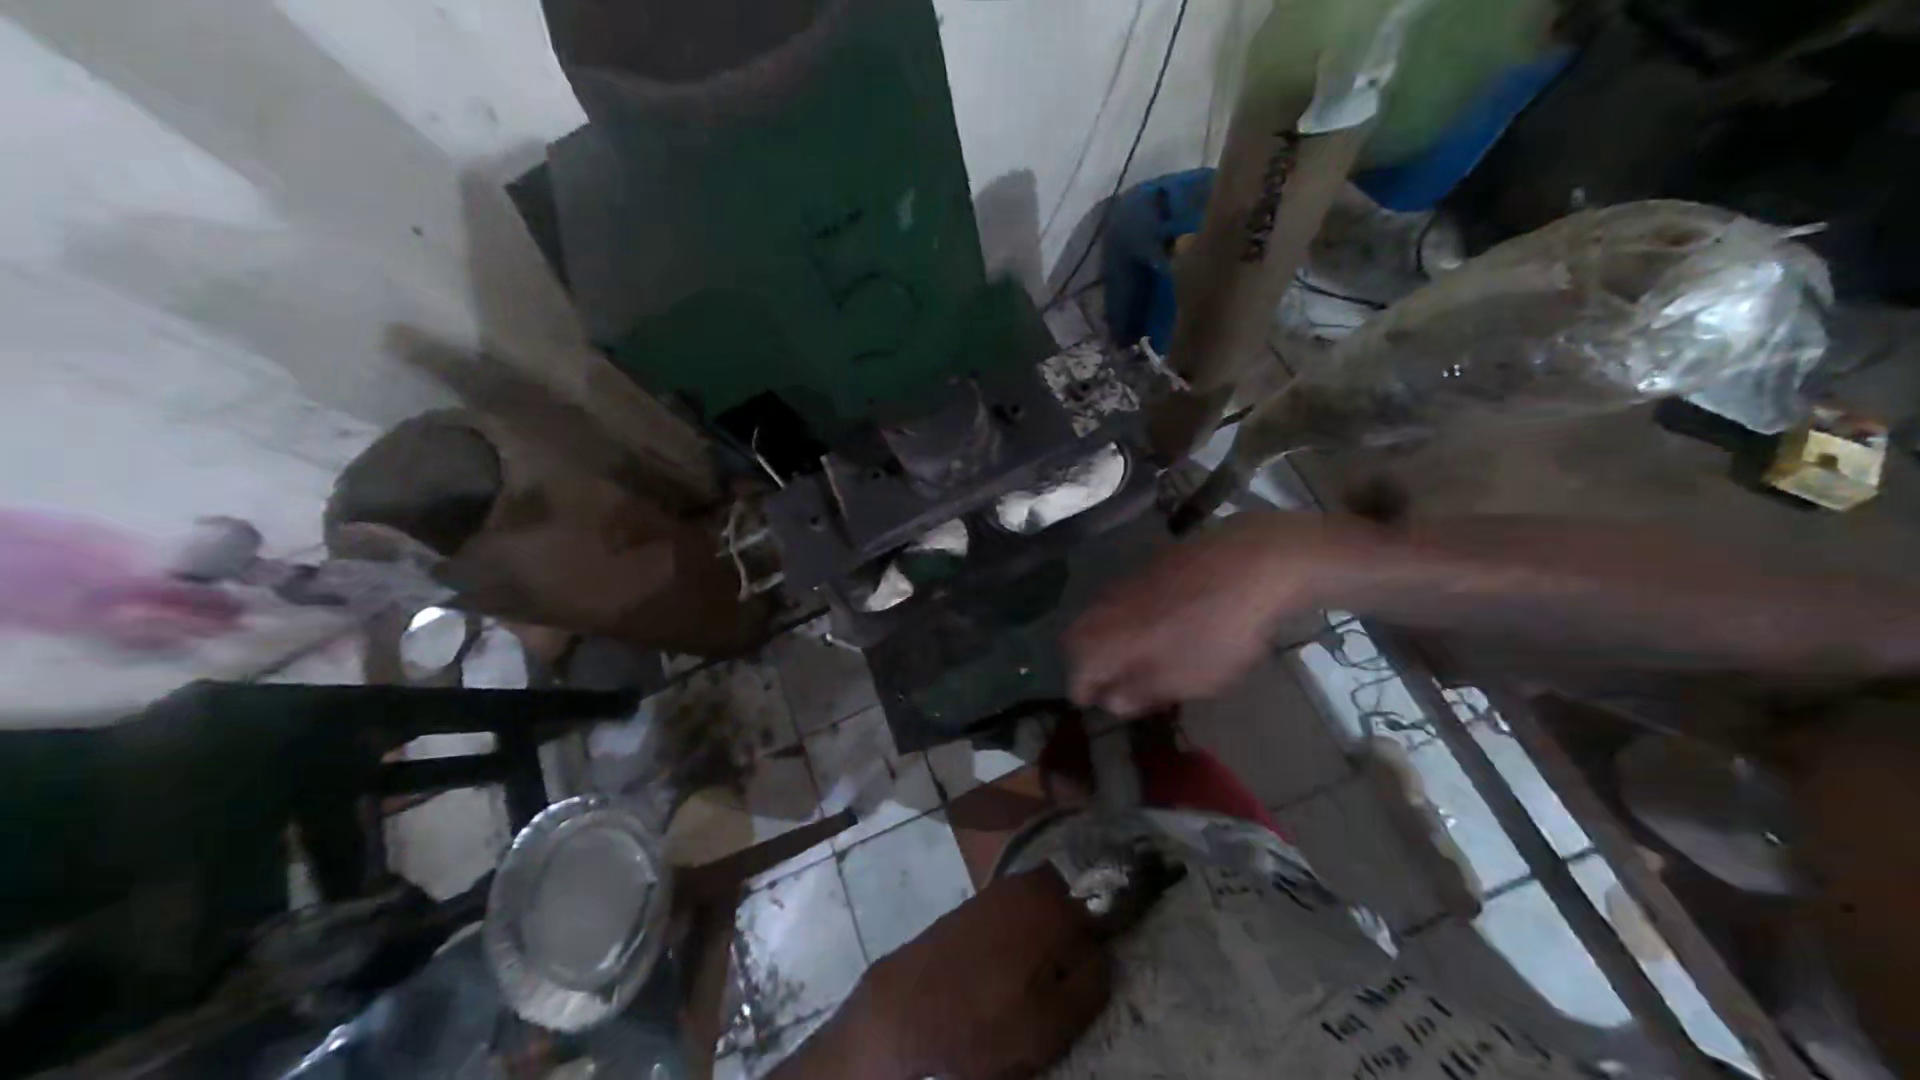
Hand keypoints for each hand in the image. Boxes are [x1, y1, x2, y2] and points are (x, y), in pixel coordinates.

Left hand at [771, 869, 1107, 1079]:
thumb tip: (1103, 954)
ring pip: (1036, 900)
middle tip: (1070, 966)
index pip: (1099, 901)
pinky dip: (1018, 928)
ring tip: (1039, 971)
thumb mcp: (1051, 1023)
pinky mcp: (970, 905)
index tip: (1103, 954)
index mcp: (1050, 904)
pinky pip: (1010, 908)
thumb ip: (1091, 983)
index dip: (1106, 928)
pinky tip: (1008, 964)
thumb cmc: (982, 1021)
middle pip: (1066, 895)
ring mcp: (993, 890)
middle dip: (1074, 923)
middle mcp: (1023, 884)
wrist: (902, 1012)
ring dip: (1045, 926)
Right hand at [1066, 514, 1372, 715]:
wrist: (1248, 562)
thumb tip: (1112, 701)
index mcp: (1105, 642)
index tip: (1100, 704)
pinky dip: (1125, 618)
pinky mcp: (1147, 567)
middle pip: (1076, 639)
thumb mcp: (1185, 679)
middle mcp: (1103, 610)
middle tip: (1109, 679)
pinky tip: (1155, 625)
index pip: (1076, 673)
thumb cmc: (1216, 632)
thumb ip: (1141, 692)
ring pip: (1097, 617)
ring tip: (1133, 655)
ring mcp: (1124, 584)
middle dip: (1085, 661)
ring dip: (1104, 638)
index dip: (1085, 693)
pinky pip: (1121, 601)